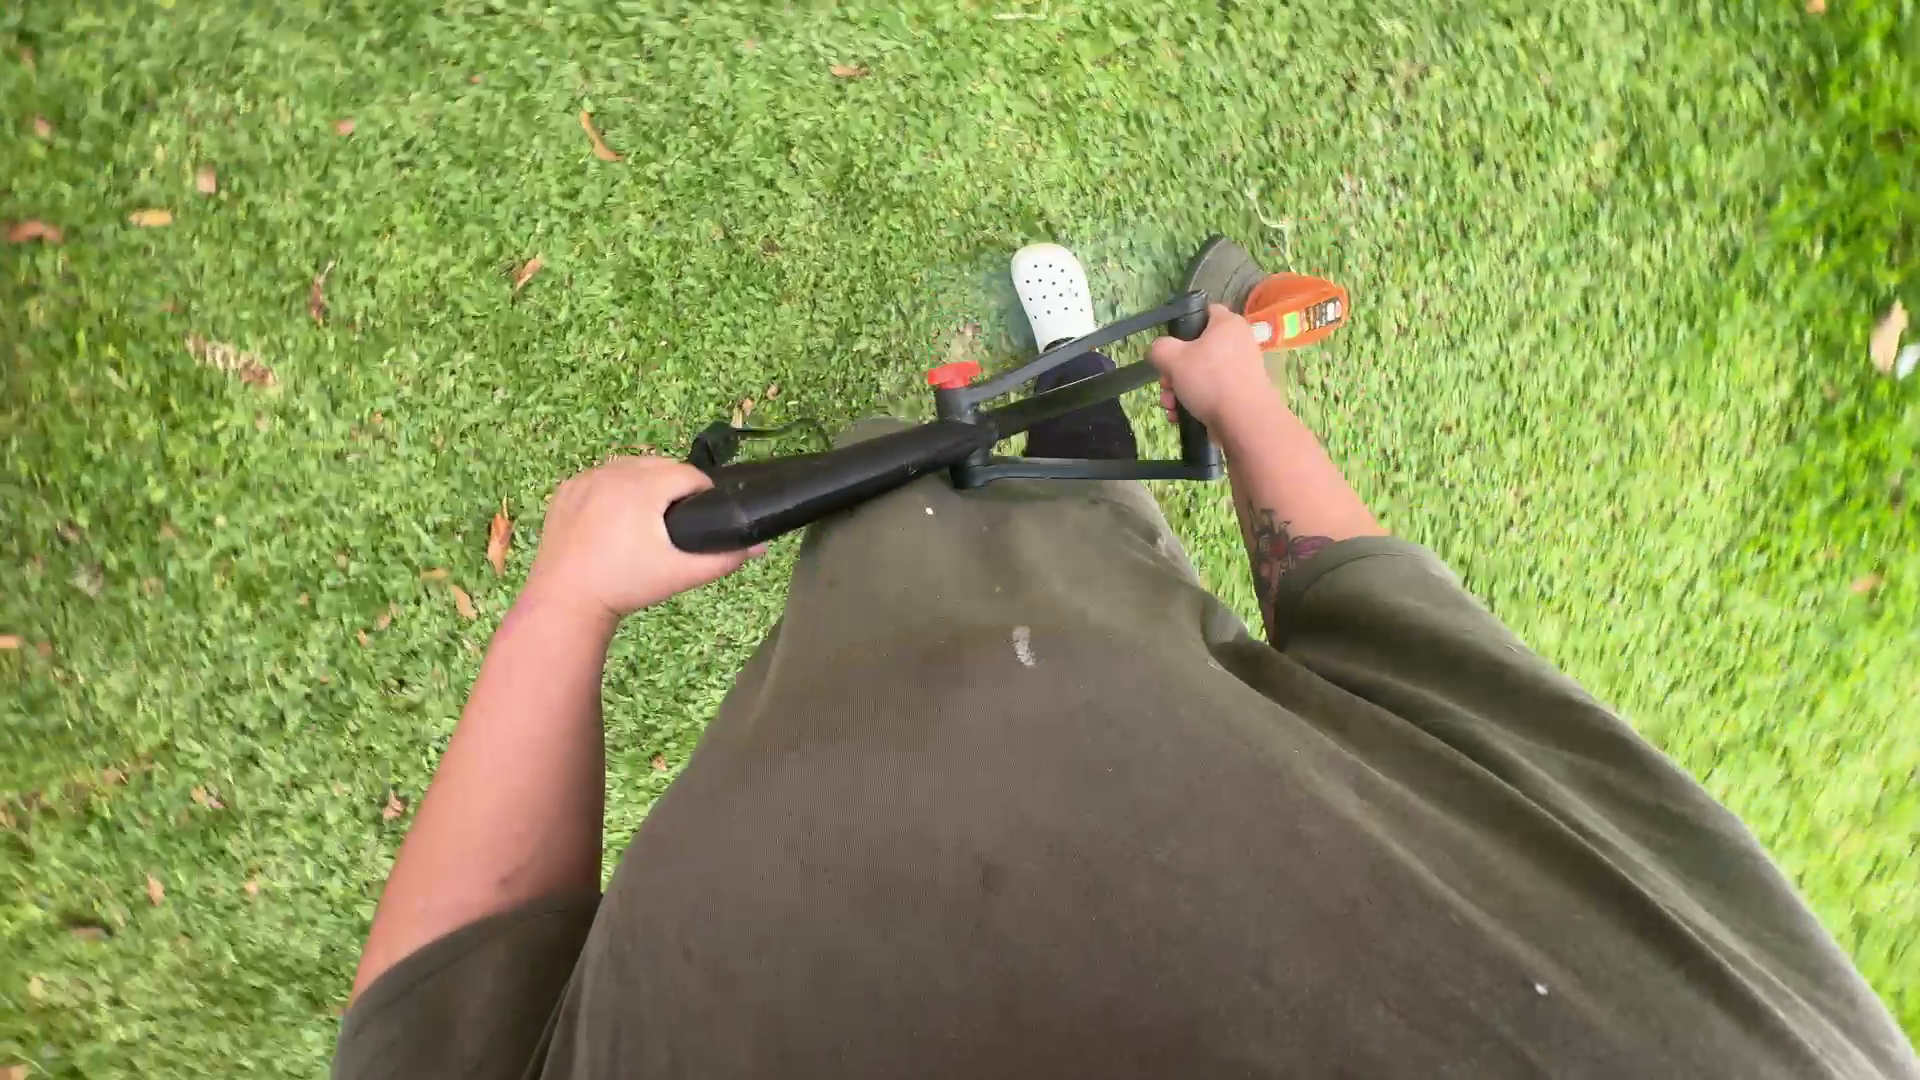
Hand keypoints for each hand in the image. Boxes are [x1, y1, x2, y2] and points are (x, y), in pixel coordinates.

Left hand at [522, 457, 759, 623]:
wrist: (566, 600)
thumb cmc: (627, 585)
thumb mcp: (681, 574)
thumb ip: (724, 559)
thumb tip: (760, 547)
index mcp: (643, 486)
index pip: (689, 474)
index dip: (704, 492)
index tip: (704, 516)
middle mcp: (613, 473)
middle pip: (661, 465)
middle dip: (676, 486)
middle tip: (679, 521)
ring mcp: (586, 478)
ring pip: (632, 468)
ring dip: (648, 483)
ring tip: (652, 517)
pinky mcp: (567, 489)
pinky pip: (603, 477)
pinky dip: (617, 488)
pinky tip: (619, 516)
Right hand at [1147, 304, 1284, 437]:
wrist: (1243, 420)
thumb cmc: (1209, 379)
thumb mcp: (1173, 358)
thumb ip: (1159, 349)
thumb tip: (1159, 351)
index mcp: (1227, 324)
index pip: (1204, 312)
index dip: (1183, 324)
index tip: (1169, 344)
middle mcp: (1237, 343)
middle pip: (1197, 349)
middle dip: (1174, 370)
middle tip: (1165, 383)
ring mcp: (1240, 370)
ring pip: (1200, 374)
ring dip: (1178, 390)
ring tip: (1169, 405)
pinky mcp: (1239, 394)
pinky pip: (1210, 392)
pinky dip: (1193, 402)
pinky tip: (1179, 416)